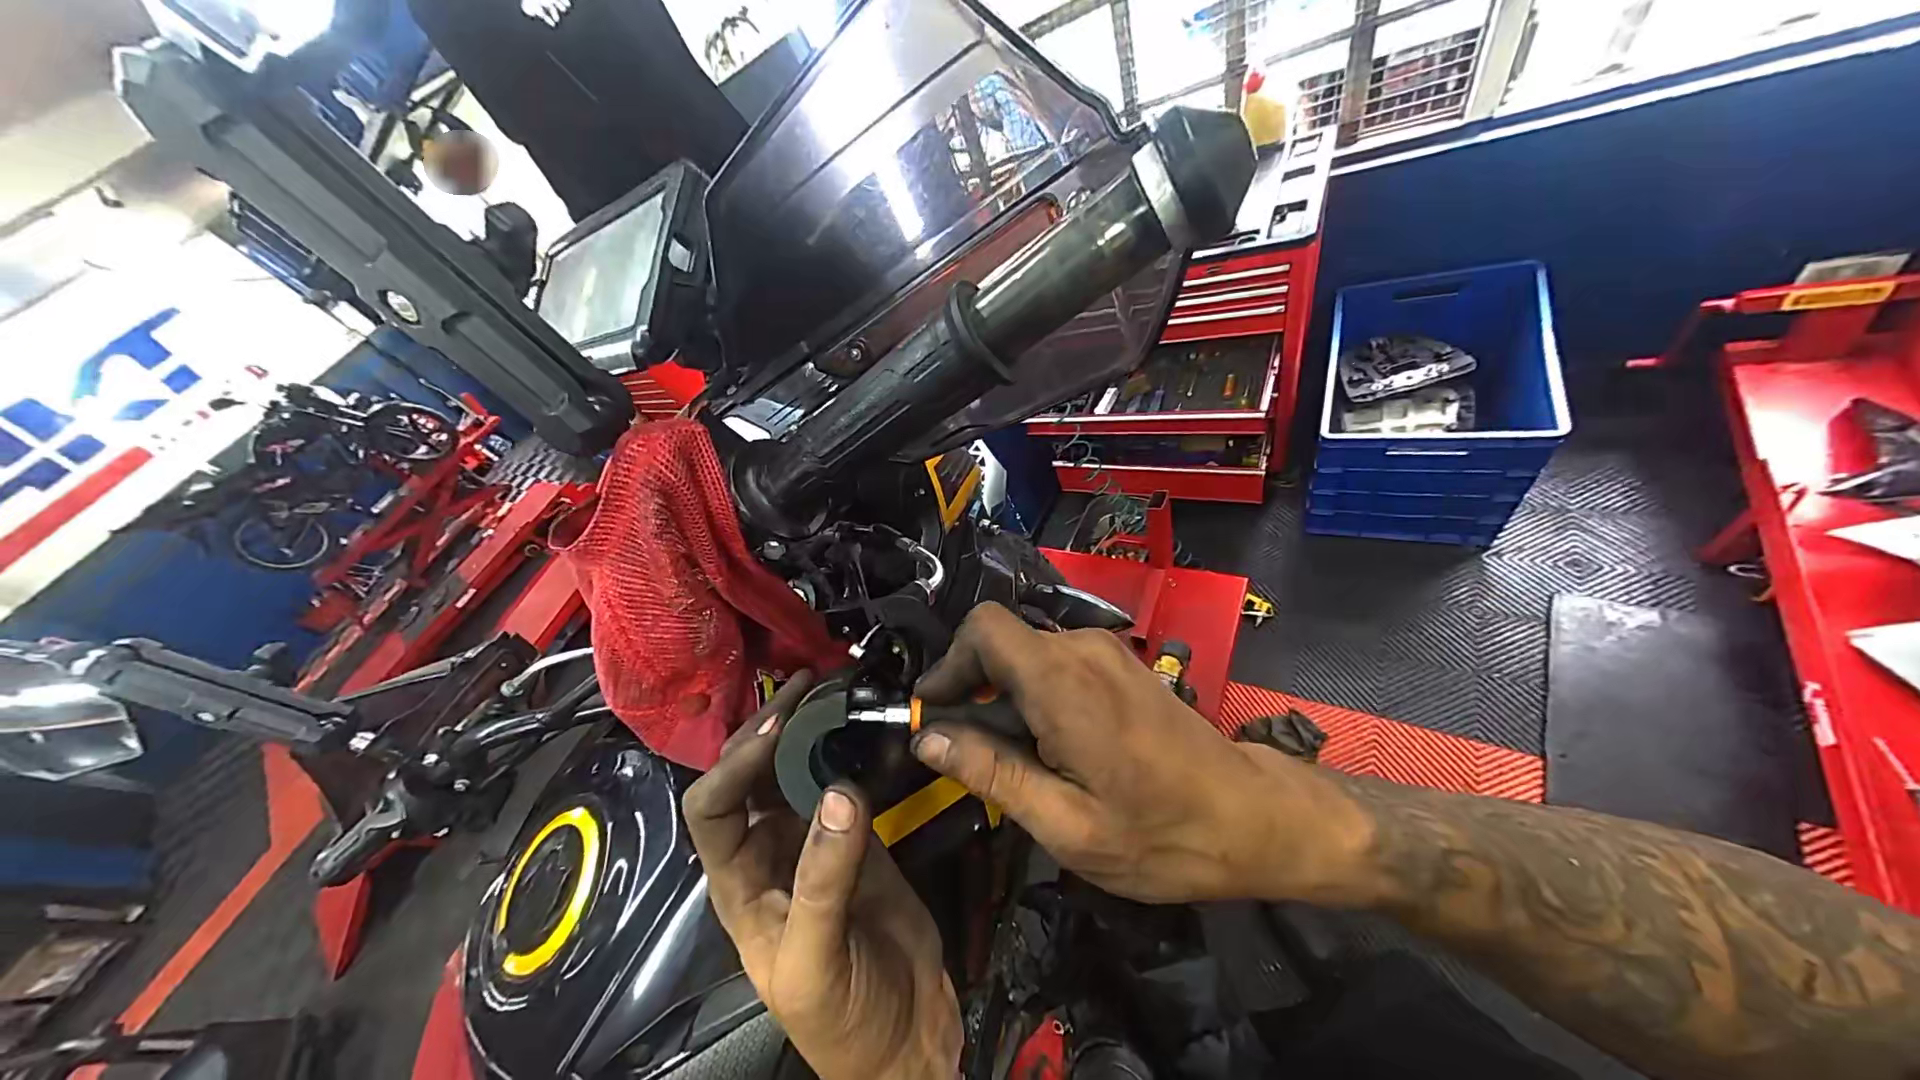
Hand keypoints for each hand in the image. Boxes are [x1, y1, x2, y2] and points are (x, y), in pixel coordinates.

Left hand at [683, 673, 961, 1079]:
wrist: (904, 1032)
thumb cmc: (840, 1017)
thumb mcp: (815, 962)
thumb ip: (823, 881)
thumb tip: (841, 794)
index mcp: (738, 881)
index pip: (712, 807)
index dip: (735, 764)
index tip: (778, 727)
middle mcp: (767, 849)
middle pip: (749, 774)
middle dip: (767, 726)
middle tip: (805, 685)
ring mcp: (813, 837)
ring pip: (795, 770)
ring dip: (806, 729)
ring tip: (830, 688)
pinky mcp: (858, 834)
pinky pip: (844, 781)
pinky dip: (848, 750)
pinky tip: (860, 723)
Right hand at [910, 602, 1368, 904]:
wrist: (1253, 818)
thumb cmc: (1162, 834)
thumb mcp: (1067, 825)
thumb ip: (992, 773)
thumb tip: (929, 738)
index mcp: (1063, 682)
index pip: (983, 628)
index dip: (948, 664)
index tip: (936, 713)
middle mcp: (1083, 649)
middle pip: (1000, 642)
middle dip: (972, 688)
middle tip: (970, 751)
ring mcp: (1107, 652)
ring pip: (1026, 654)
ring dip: (1004, 697)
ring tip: (1013, 758)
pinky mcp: (1120, 664)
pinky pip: (1056, 663)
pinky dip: (1034, 695)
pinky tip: (1050, 746)